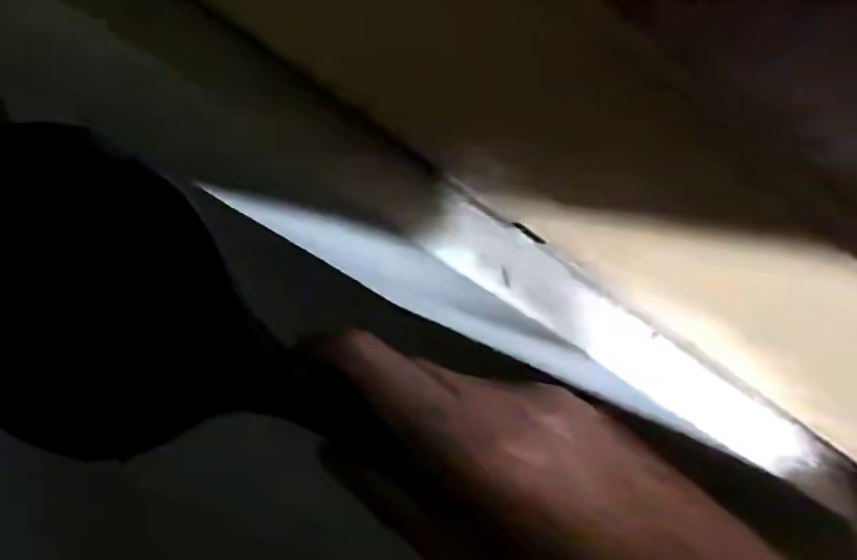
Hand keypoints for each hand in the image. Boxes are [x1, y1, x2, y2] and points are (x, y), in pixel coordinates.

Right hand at [306, 331, 779, 559]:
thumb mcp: (462, 559)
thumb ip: (387, 496)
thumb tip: (333, 448)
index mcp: (463, 433)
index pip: (363, 352)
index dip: (319, 349)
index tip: (299, 367)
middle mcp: (499, 396)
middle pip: (407, 367)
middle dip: (377, 390)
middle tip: (374, 437)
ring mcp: (550, 397)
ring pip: (455, 382)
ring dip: (435, 409)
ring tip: (457, 468)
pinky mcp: (588, 409)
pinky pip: (506, 397)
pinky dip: (484, 420)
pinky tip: (517, 474)